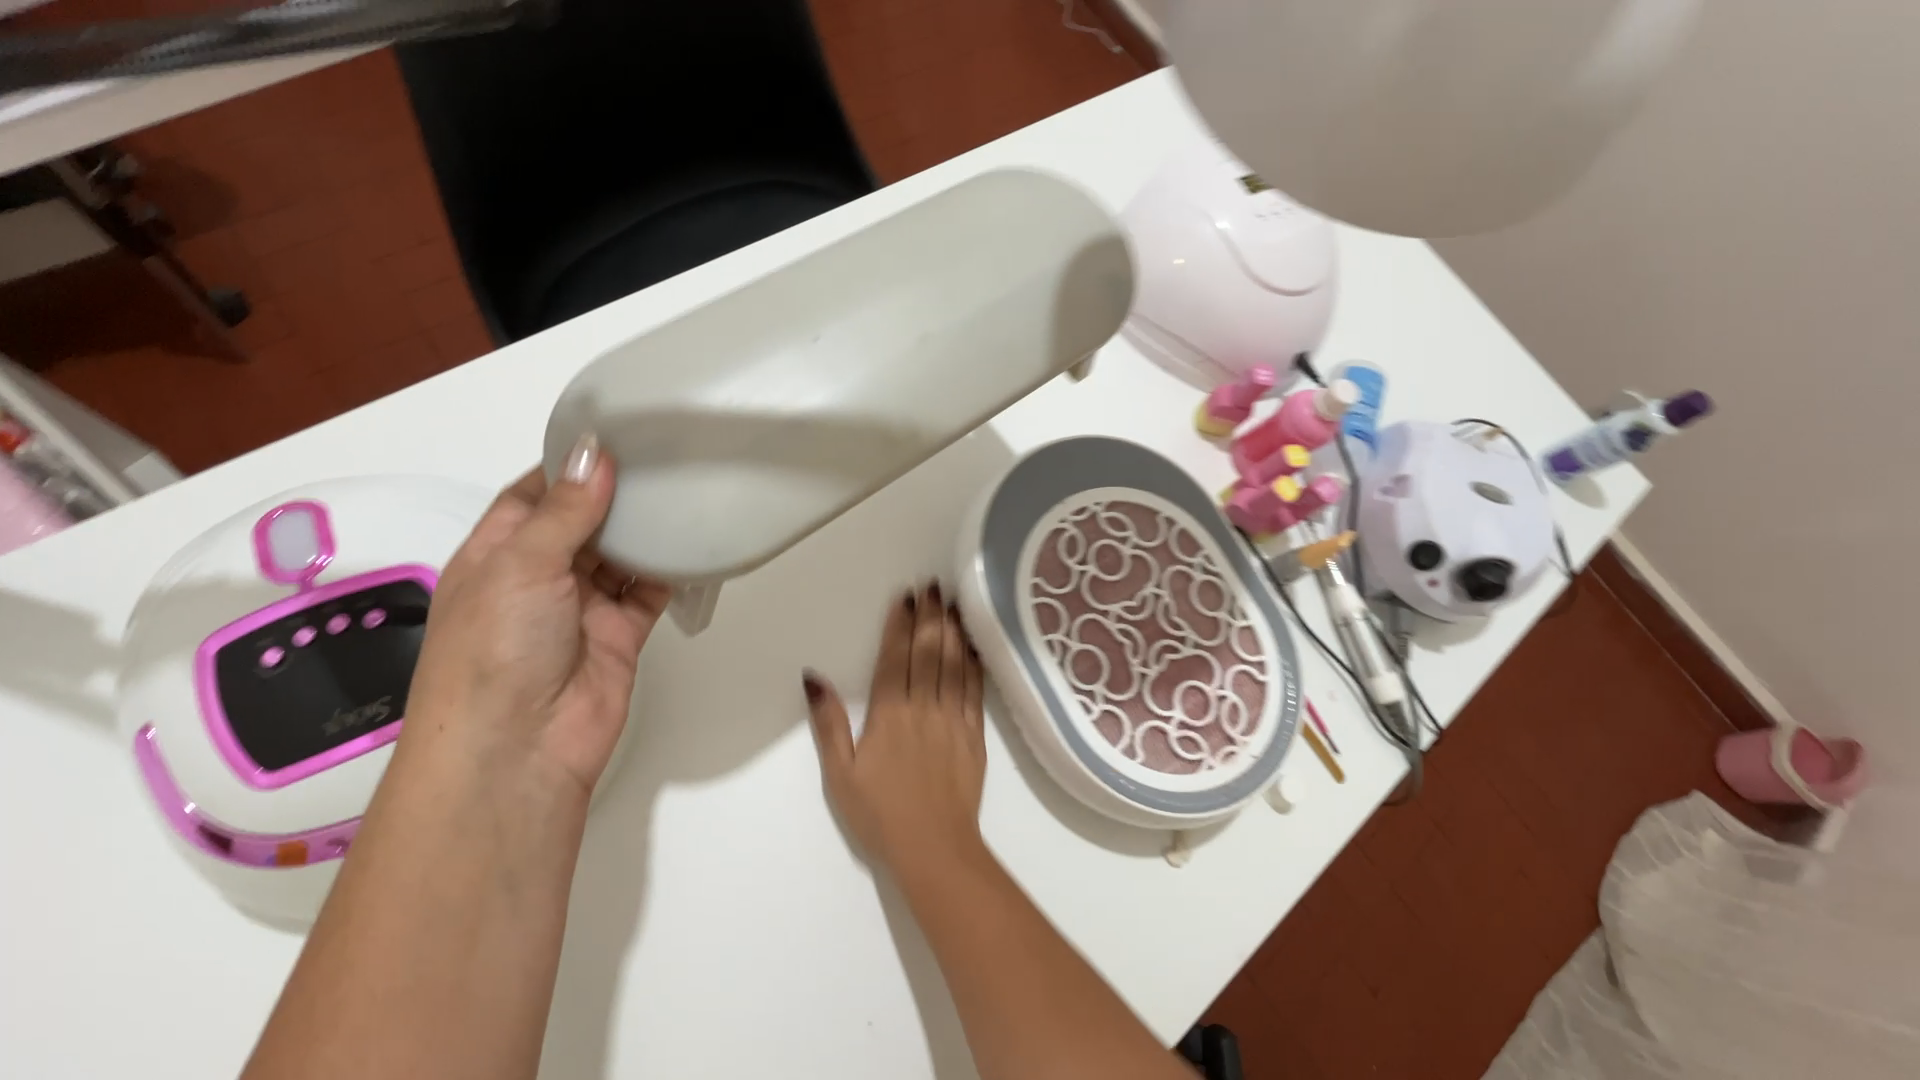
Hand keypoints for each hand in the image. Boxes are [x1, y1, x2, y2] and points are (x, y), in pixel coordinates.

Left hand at [404, 436, 671, 798]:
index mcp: (496, 555)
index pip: (533, 496)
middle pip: (582, 522)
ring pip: (619, 554)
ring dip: (644, 527)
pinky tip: (694, 538)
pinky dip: (670, 568)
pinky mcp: (622, 633)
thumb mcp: (519, 565)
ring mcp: (582, 607)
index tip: (614, 434)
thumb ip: (564, 510)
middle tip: (664, 452)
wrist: (519, 748)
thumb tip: (594, 453)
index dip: (569, 466)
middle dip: (615, 492)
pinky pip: (649, 590)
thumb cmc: (496, 648)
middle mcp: (538, 577)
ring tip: (684, 484)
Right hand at [803, 582, 987, 872]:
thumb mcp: (840, 774)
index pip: (895, 657)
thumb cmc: (880, 814)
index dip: (900, 624)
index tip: (905, 597)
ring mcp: (953, 719)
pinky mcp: (975, 735)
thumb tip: (814, 678)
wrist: (935, 848)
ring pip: (954, 664)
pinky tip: (972, 645)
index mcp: (889, 714)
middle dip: (929, 616)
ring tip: (952, 603)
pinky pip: (974, 689)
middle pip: (928, 652)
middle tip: (932, 587)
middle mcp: (924, 707)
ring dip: (952, 630)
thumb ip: (829, 723)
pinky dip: (973, 662)